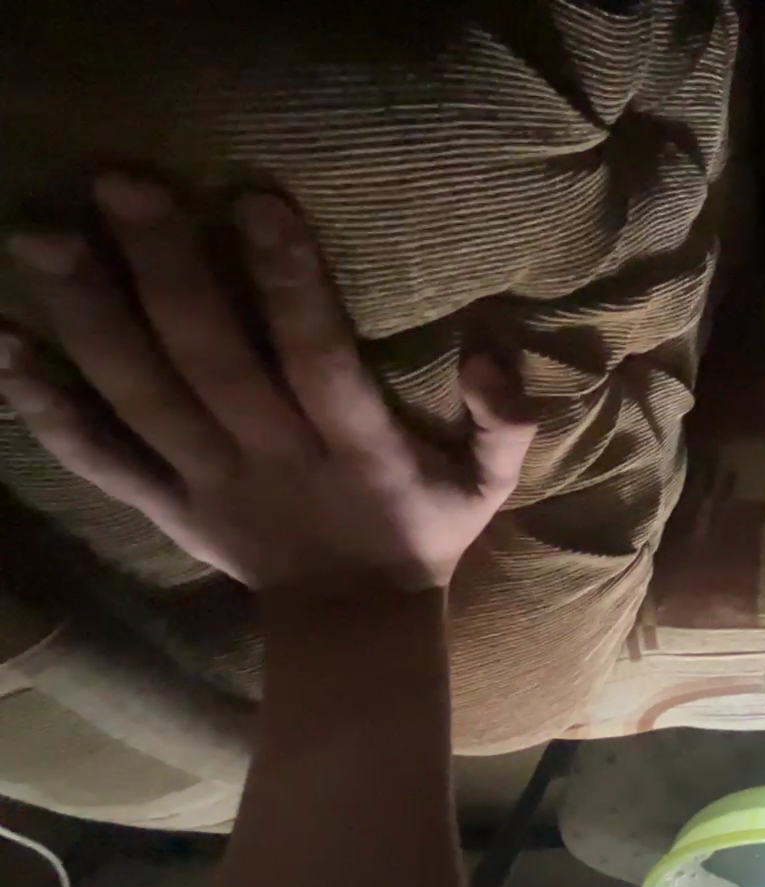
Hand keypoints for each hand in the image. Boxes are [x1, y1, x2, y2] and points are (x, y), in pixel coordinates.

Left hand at [0, 176, 534, 592]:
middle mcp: (279, 461)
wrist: (360, 612)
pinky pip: (99, 459)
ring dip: (89, 317)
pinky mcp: (168, 507)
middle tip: (123, 185)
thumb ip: (505, 424)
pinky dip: (43, 408)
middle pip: (214, 362)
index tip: (257, 203)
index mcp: (363, 453)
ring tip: (41, 236)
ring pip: (142, 397)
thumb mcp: (492, 485)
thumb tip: (488, 357)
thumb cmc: (430, 530)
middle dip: (167, 271)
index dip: (290, 283)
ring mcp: (214, 486)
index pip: (322, 361)